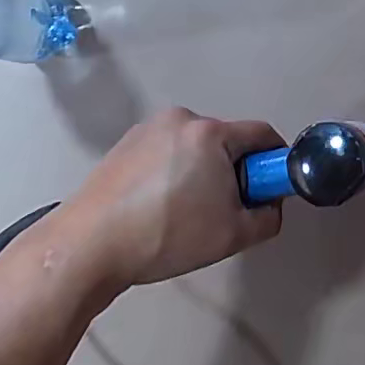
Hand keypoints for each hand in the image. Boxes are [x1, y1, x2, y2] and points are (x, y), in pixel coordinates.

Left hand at [45, 108, 284, 291]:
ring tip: (186, 213)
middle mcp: (179, 119)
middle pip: (226, 141)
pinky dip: (174, 173)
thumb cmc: (165, 235)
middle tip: (225, 210)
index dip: (275, 162)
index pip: (262, 134)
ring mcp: (147, 129)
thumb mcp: (234, 235)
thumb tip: (270, 204)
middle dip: (234, 171)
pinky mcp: (125, 144)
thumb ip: (269, 216)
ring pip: (195, 148)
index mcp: (209, 133)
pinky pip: (166, 153)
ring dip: (203, 172)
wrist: (90, 245)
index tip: (269, 188)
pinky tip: (159, 207)